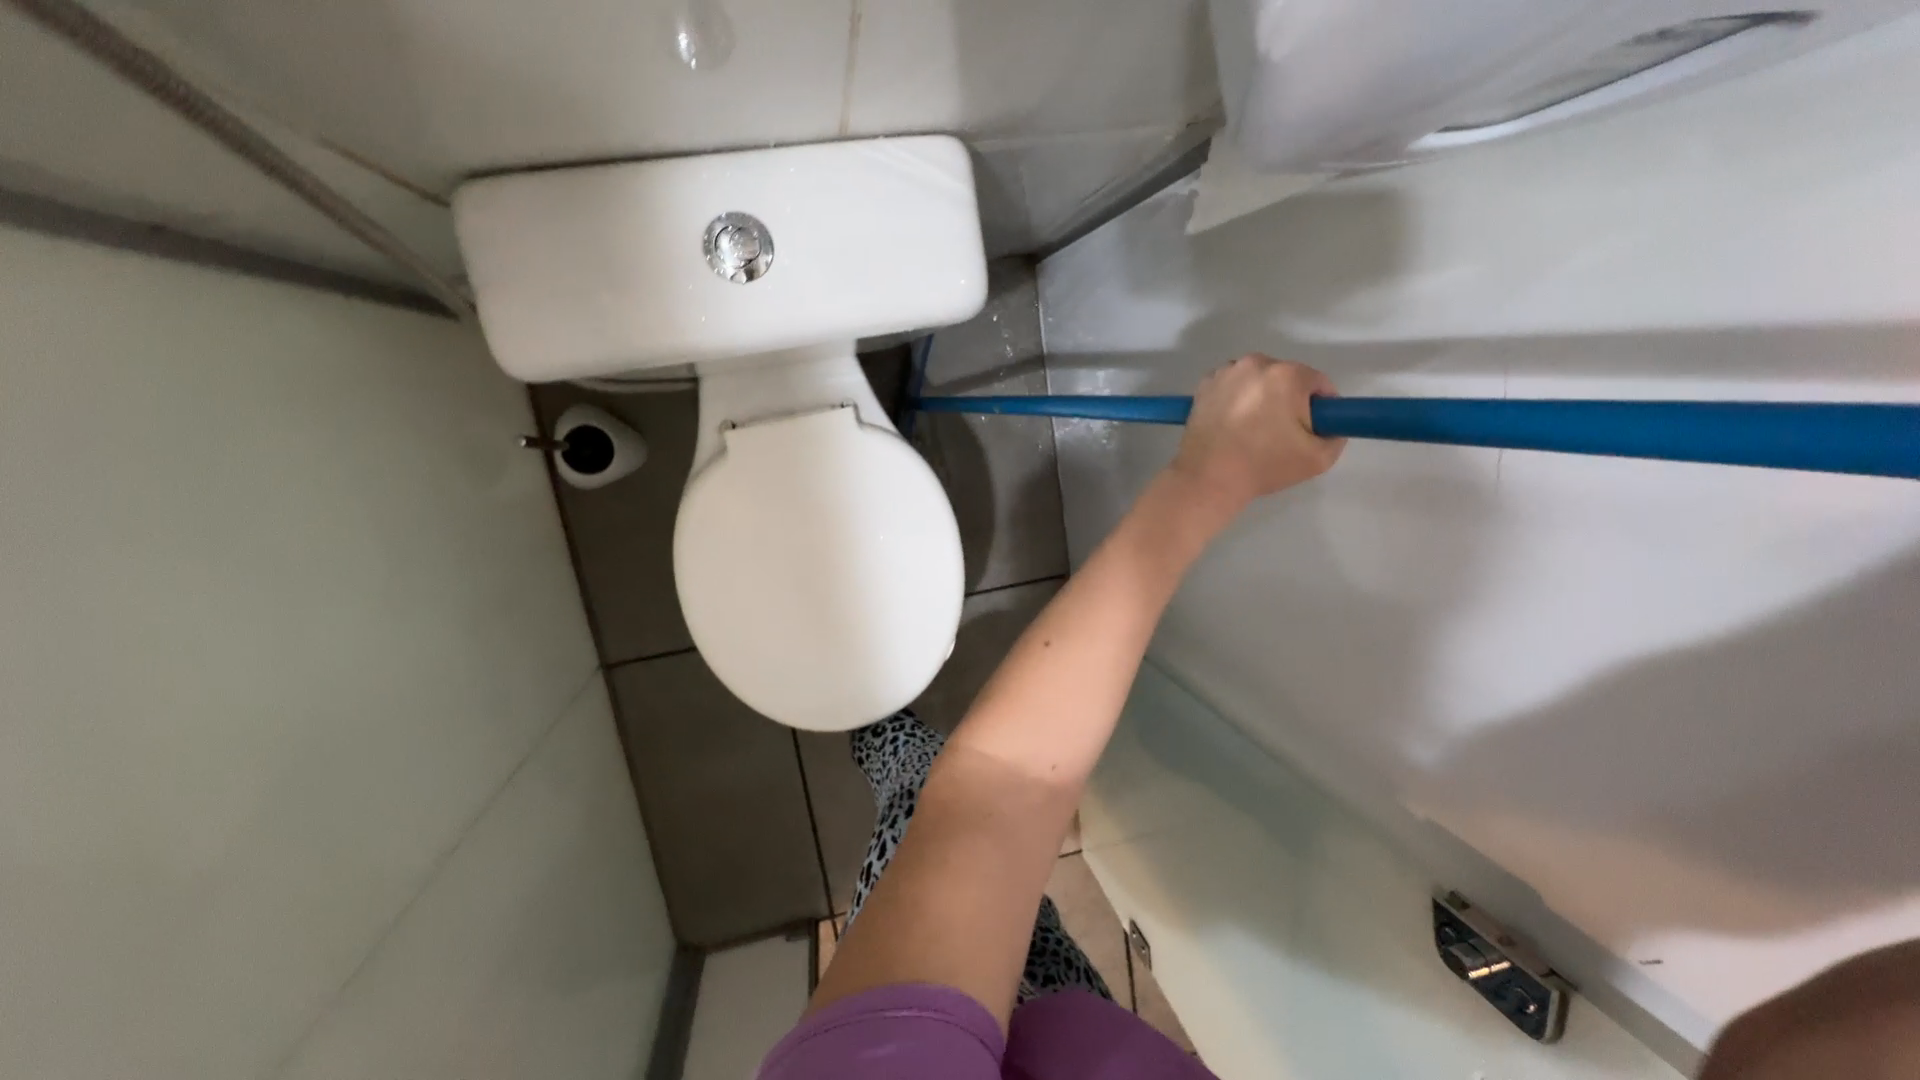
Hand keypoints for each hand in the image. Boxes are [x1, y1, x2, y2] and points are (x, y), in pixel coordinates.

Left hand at [1170, 354, 1344, 513]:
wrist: (1207, 478)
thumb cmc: (1264, 465)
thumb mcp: (1318, 458)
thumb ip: (1336, 435)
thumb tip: (1329, 425)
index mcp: (1287, 375)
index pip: (1319, 383)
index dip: (1321, 407)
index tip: (1311, 430)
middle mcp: (1255, 363)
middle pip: (1287, 379)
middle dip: (1290, 401)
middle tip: (1281, 434)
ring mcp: (1226, 372)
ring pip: (1258, 380)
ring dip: (1262, 397)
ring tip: (1254, 431)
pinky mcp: (1204, 385)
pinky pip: (1232, 386)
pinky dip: (1237, 399)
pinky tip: (1233, 424)